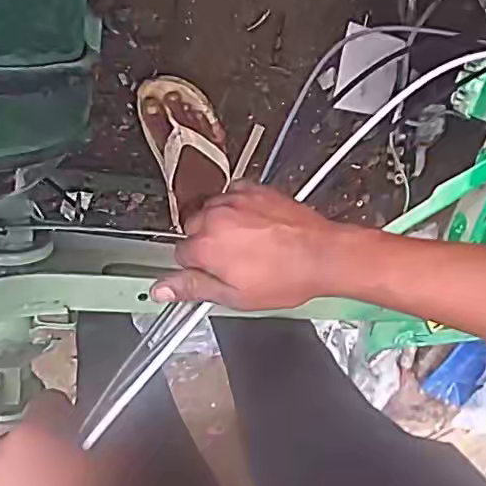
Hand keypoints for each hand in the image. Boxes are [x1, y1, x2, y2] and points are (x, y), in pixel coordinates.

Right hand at [149, 183, 370, 309]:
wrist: (323, 254)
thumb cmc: (288, 276)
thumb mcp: (236, 296)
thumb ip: (194, 288)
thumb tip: (162, 289)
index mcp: (206, 246)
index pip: (180, 254)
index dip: (197, 267)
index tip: (212, 272)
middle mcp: (216, 217)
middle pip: (193, 228)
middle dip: (208, 244)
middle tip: (234, 261)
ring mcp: (236, 200)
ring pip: (211, 210)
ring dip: (222, 224)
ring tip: (248, 244)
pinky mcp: (254, 189)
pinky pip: (232, 195)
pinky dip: (238, 208)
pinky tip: (254, 225)